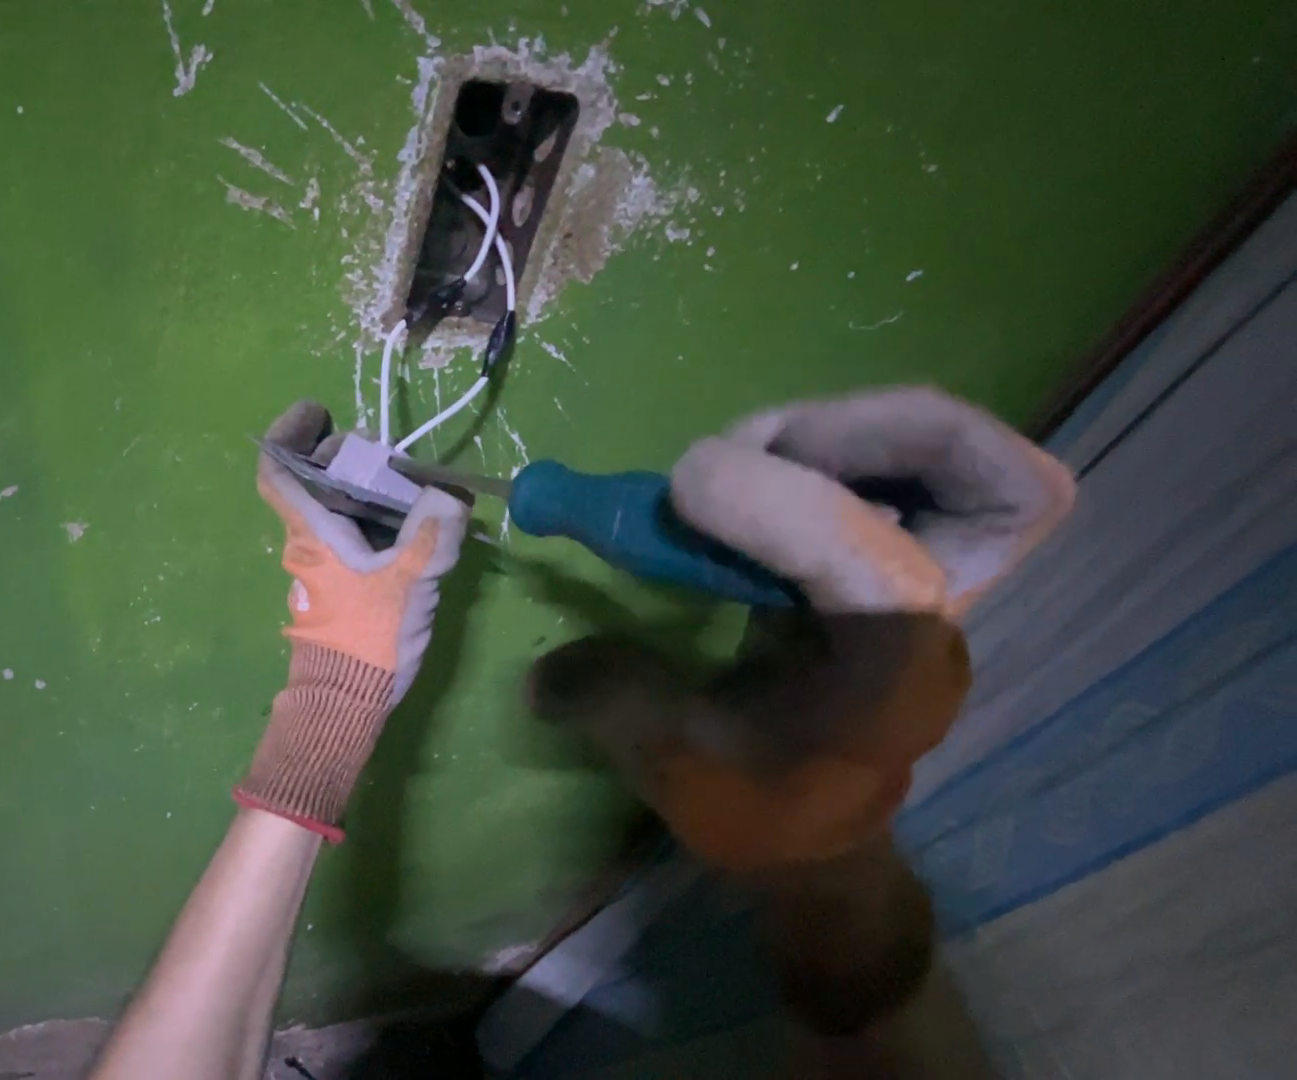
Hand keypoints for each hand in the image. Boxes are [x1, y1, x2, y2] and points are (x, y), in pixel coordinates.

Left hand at [235, 401, 469, 839]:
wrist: (344, 704)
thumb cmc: (366, 638)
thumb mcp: (408, 583)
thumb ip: (432, 535)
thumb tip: (450, 497)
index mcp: (310, 532)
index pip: (277, 470)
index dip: (289, 433)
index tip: (317, 413)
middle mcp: (305, 543)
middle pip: (310, 482)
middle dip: (341, 457)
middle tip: (385, 452)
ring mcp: (317, 567)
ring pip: (330, 510)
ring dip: (361, 490)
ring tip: (408, 484)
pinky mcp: (334, 587)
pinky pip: (347, 536)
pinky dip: (371, 520)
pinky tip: (410, 526)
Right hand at [532, 387, 1072, 871]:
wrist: (817, 824)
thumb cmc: (756, 805)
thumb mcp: (672, 764)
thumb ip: (608, 700)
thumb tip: (538, 666)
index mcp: (881, 683)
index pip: (872, 566)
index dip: (774, 502)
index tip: (676, 487)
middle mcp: (933, 619)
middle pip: (997, 482)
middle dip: (866, 434)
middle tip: (754, 449)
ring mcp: (933, 580)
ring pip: (958, 453)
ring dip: (846, 425)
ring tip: (746, 455)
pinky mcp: (903, 555)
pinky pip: (914, 462)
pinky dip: (844, 440)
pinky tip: (763, 473)